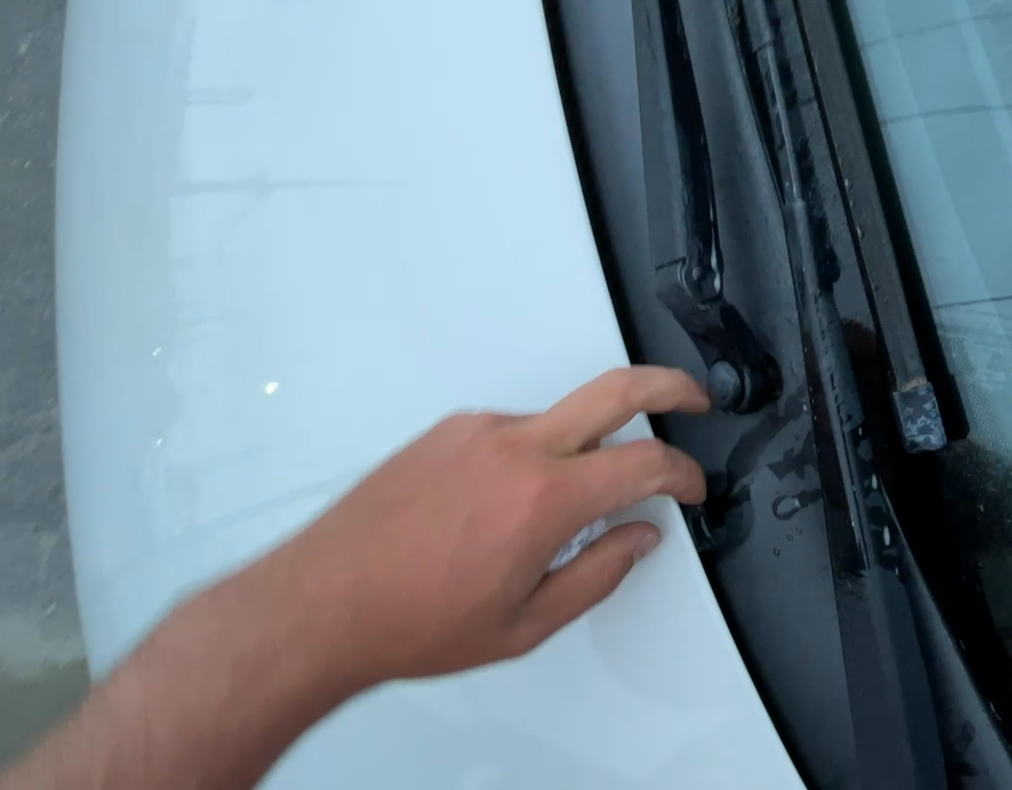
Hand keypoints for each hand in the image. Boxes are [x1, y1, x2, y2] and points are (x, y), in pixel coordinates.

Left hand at [249, 365, 710, 690]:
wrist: (316, 606)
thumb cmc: (413, 622)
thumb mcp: (525, 625)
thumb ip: (599, 573)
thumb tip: (640, 537)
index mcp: (544, 500)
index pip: (645, 464)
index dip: (683, 475)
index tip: (690, 489)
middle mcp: (517, 448)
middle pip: (619, 388)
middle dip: (672, 386)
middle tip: (695, 399)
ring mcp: (481, 429)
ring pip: (565, 418)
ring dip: (586, 447)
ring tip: (553, 510)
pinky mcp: (452, 427)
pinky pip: (517, 429)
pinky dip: (533, 456)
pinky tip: (502, 504)